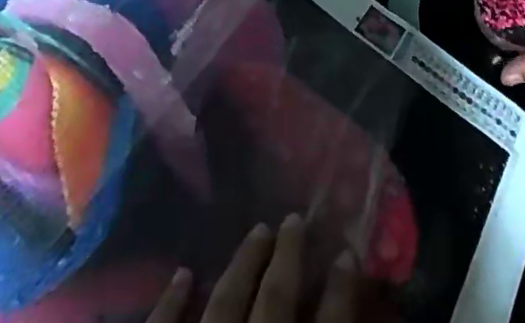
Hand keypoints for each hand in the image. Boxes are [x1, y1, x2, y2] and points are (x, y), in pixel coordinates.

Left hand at [145, 215, 358, 322]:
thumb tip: (353, 301)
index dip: (342, 291)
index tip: (350, 253)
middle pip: (276, 302)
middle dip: (289, 258)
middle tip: (295, 219)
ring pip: (224, 305)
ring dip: (243, 266)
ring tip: (258, 231)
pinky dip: (172, 303)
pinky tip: (182, 274)